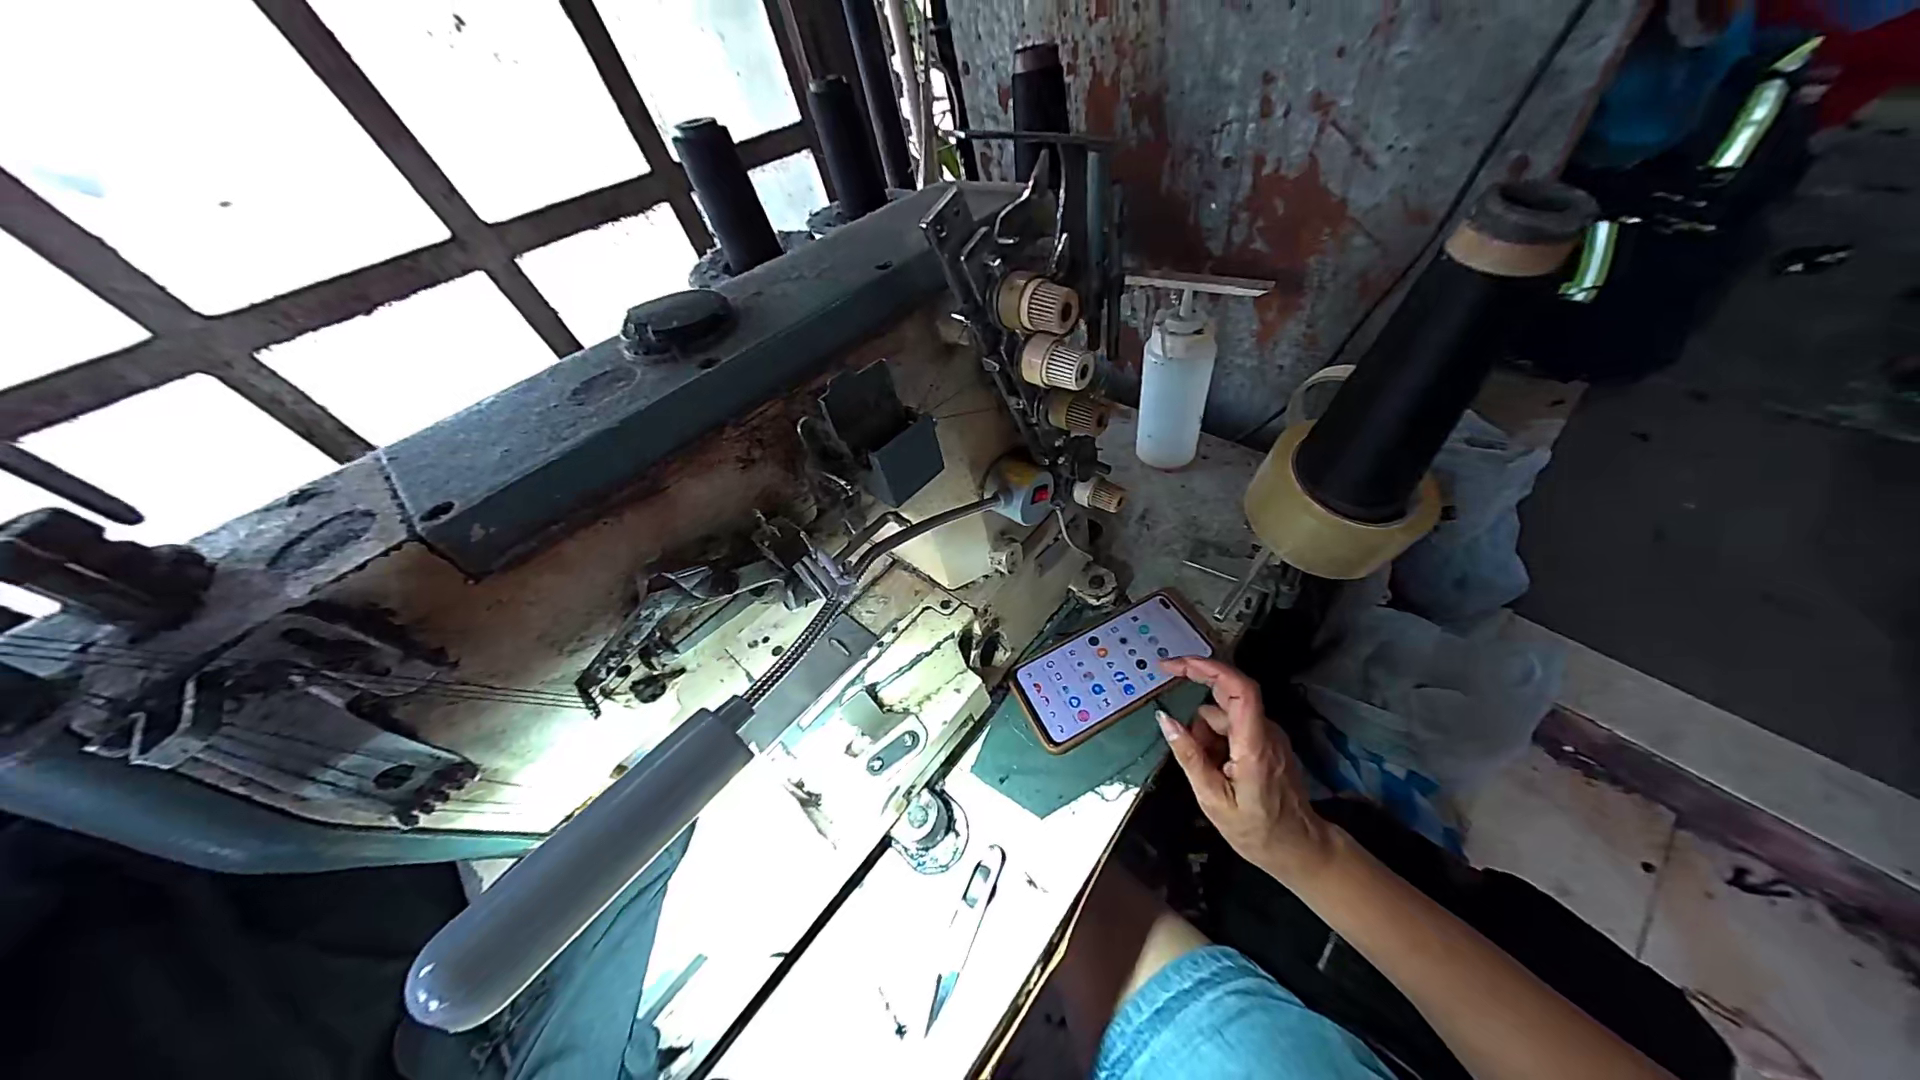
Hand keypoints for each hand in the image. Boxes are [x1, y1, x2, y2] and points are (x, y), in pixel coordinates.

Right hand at [1156, 657, 1337, 883]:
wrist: (1299, 849)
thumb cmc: (1257, 831)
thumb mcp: (1212, 799)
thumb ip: (1189, 756)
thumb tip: (1166, 720)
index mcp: (1254, 745)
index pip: (1239, 688)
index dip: (1207, 668)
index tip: (1175, 665)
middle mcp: (1266, 731)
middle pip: (1228, 694)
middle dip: (1196, 709)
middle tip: (1179, 736)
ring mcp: (1269, 734)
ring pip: (1225, 714)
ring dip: (1205, 732)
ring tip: (1206, 770)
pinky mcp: (1267, 741)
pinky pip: (1233, 726)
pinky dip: (1216, 739)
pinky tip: (1216, 767)